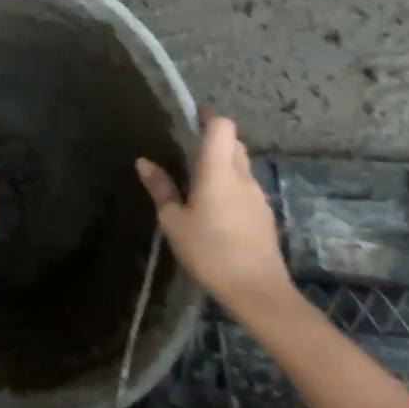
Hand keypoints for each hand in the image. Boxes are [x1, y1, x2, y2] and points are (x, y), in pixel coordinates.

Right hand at [136, 114, 291, 312]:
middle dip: (213, 138)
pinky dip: (230, 185)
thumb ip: (161, 188)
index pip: (222, 127)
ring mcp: (257, 198)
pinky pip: (245, 188)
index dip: (208, 116)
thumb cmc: (209, 251)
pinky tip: (214, 206)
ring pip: (240, 166)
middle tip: (187, 144)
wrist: (258, 292)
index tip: (190, 115)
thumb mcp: (173, 221)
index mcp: (218, 171)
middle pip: (233, 143)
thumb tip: (144, 162)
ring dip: (222, 163)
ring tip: (196, 177)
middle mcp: (242, 178)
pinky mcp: (264, 217)